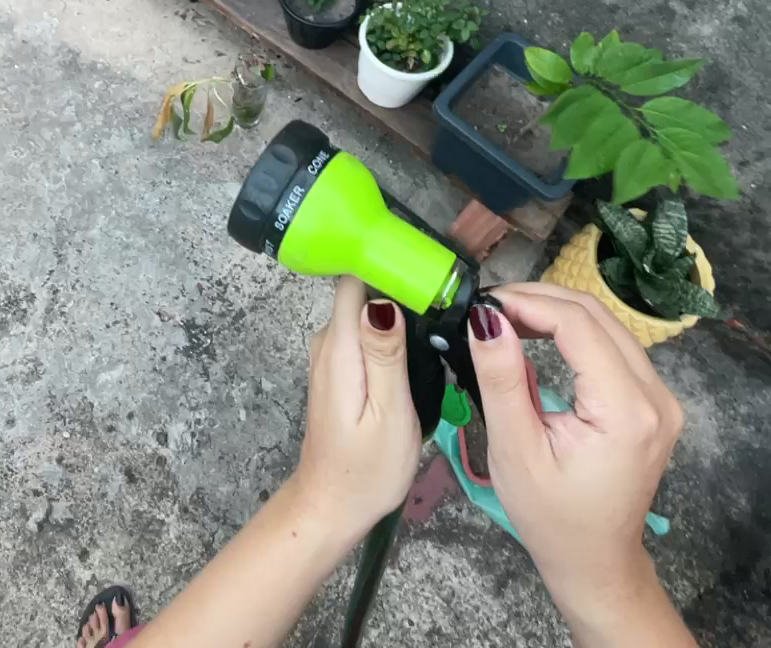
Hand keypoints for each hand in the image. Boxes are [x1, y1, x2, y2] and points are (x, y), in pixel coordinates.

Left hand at [285, 276, 421, 544]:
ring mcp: (329, 354)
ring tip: (436, 314)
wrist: (333, 504)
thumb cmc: (366, 467)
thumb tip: (384, 302)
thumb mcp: (388, 412)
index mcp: (338, 347)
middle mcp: (326, 342)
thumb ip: (385, 354)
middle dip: (396, 285)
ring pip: (362, 311)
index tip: (423, 266)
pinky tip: (413, 341)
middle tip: (443, 293)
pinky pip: (360, 331)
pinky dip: (385, 329)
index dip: (385, 265)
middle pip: (359, 291)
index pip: (353, 280)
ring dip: (394, 309)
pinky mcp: (336, 367)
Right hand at [466, 282, 684, 609]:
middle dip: (536, 298)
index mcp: (626, 410)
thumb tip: (485, 317)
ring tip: (502, 318)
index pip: (577, 324)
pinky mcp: (650, 399)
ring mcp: (660, 396)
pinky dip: (567, 328)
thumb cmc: (550, 514)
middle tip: (486, 307)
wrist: (595, 560)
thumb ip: (501, 377)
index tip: (481, 304)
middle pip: (595, 314)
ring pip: (604, 322)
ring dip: (551, 309)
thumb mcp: (514, 448)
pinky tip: (532, 334)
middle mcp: (656, 396)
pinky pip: (609, 342)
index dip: (526, 302)